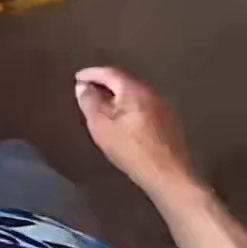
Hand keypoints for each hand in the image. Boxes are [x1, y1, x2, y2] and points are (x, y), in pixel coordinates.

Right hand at [75, 66, 194, 196]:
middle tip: (87, 91)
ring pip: (134, 94)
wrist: (168, 174)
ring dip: (117, 97)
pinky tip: (122, 120)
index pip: (110, 72)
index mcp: (134, 90)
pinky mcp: (169, 121)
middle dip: (104, 84)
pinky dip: (128, 106)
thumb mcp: (100, 126)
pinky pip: (143, 105)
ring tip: (102, 106)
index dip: (91, 73)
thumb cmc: (130, 149)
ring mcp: (163, 107)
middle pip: (124, 82)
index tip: (77, 77)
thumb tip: (83, 86)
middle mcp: (152, 93)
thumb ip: (89, 102)